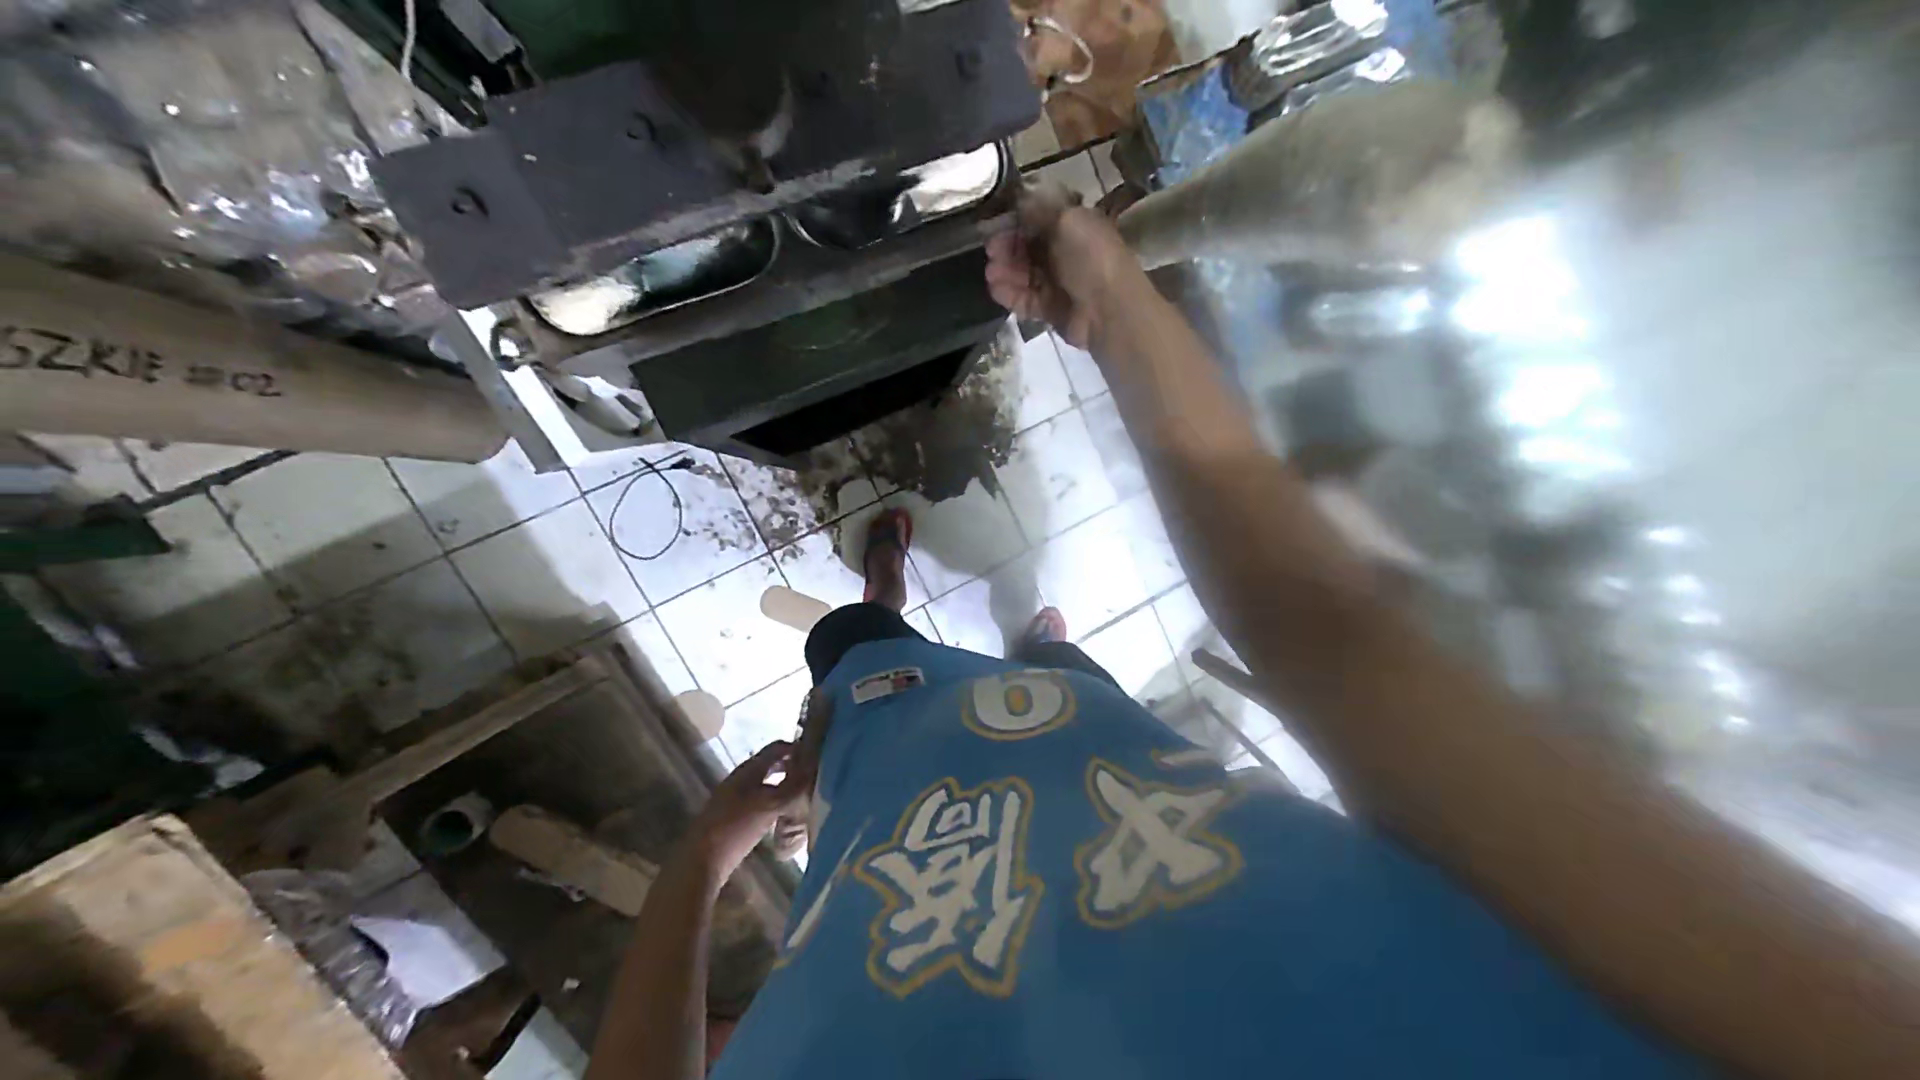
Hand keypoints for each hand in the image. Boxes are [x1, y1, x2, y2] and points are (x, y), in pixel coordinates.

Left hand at [679, 741, 807, 883]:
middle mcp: (742, 780)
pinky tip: (788, 816)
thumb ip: (793, 785)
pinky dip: (779, 804)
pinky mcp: (736, 819)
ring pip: (768, 785)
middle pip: (772, 765)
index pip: (777, 748)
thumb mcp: (769, 805)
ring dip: (787, 787)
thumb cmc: (735, 827)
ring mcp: (737, 799)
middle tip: (817, 777)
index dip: (798, 748)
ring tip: (808, 797)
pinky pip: (764, 802)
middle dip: (794, 768)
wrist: (700, 863)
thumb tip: (815, 767)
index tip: (820, 756)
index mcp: (748, 770)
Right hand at [985, 185, 1138, 347]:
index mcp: (1075, 226)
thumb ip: (1039, 210)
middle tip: (990, 249)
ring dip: (1005, 271)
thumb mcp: (1068, 220)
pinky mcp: (1051, 309)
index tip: (995, 221)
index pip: (1040, 219)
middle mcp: (1066, 253)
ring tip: (990, 271)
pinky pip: (1025, 299)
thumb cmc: (1091, 257)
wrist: (1108, 309)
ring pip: (1024, 274)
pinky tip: (995, 288)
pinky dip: (1010, 293)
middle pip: (1029, 248)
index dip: (1017, 220)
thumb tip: (1017, 197)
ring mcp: (1058, 283)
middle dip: (1007, 247)